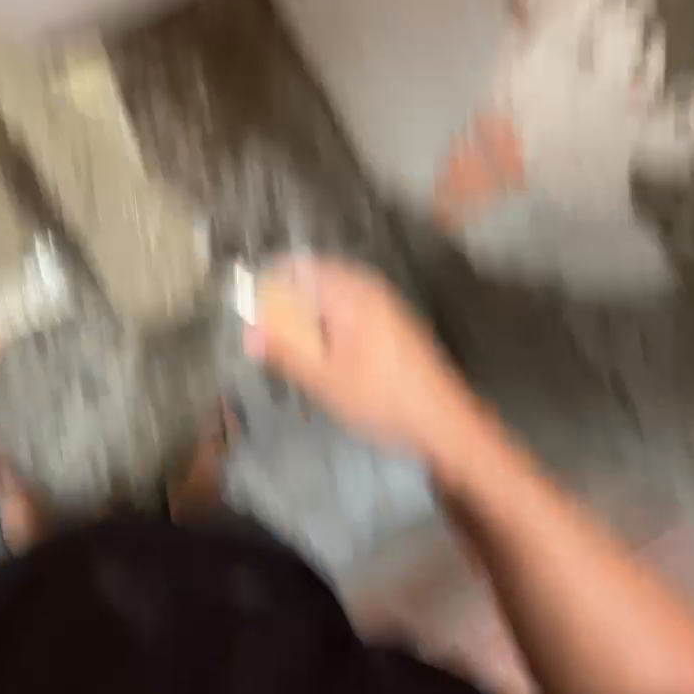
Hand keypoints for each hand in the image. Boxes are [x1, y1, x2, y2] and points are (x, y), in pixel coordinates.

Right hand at [243, 257, 497, 472]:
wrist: (443, 424)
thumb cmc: (383, 400)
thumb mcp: (324, 380)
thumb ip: (285, 351)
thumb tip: (250, 333)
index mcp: (352, 296)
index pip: (299, 269)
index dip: (269, 284)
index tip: (250, 306)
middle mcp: (370, 292)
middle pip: (316, 277)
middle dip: (287, 297)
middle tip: (266, 326)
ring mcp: (385, 306)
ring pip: (334, 293)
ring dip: (308, 310)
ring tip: (290, 340)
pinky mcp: (393, 324)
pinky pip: (350, 307)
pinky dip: (328, 320)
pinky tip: (323, 350)